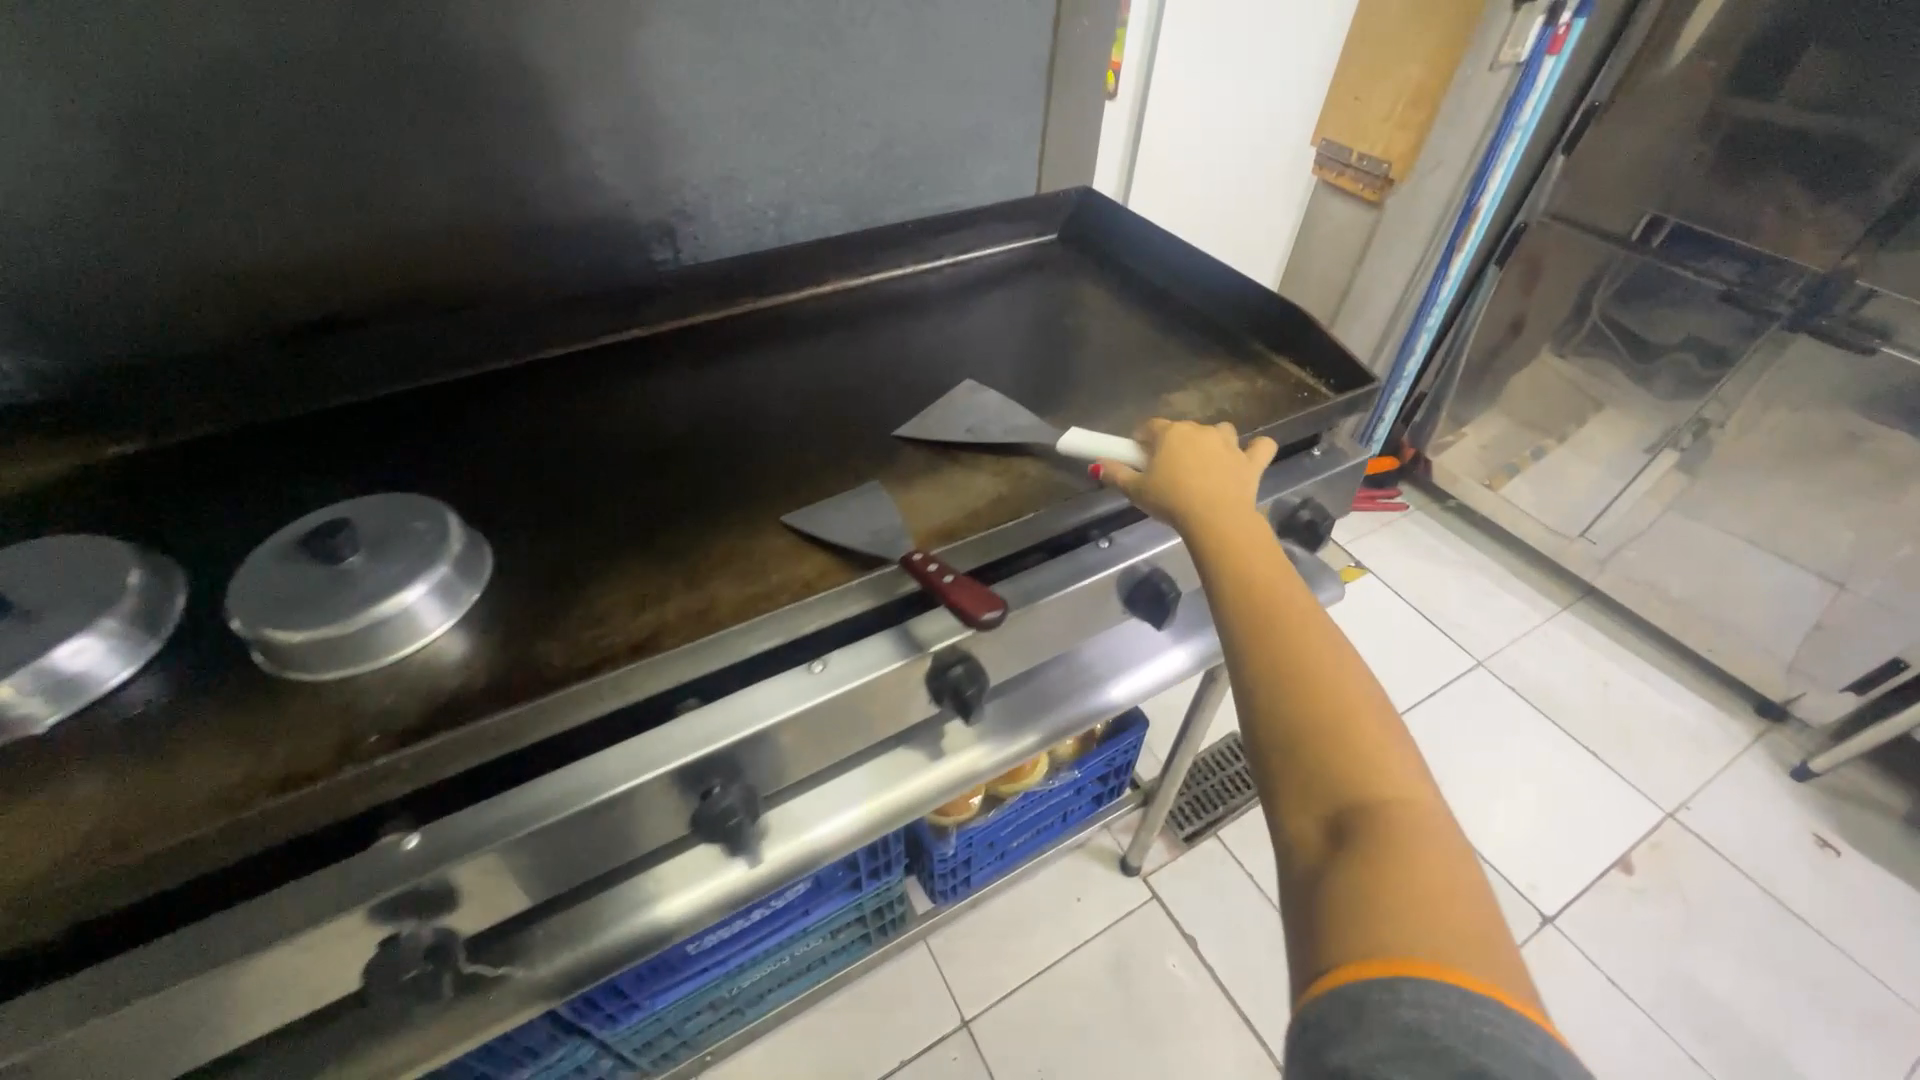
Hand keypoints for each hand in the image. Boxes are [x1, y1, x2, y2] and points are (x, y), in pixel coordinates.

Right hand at [1093, 419, 1276, 534]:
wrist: (1215, 519)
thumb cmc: (1170, 501)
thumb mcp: (1135, 491)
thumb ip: (1115, 474)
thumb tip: (1096, 464)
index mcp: (1170, 433)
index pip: (1150, 426)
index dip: (1142, 439)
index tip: (1139, 455)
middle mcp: (1200, 431)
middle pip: (1184, 430)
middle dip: (1175, 444)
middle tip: (1168, 470)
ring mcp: (1229, 444)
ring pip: (1221, 432)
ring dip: (1213, 442)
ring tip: (1206, 465)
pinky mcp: (1251, 461)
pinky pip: (1261, 446)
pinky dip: (1256, 450)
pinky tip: (1249, 458)